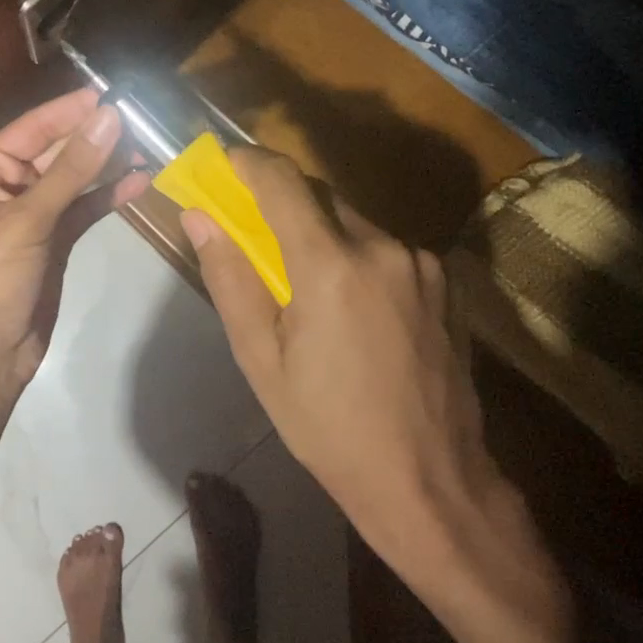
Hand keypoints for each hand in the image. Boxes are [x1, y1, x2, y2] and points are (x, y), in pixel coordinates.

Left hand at [0, 88, 150, 389]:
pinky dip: (106, 197)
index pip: (30, 130)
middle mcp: (5, 189)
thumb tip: (108, 116)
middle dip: (92, 136)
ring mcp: (31, 218)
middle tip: (140, 116)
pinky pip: (81, 211)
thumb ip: (71, 170)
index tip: (111, 92)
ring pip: (72, 181)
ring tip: (147, 144)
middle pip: (53, 152)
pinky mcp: (53, 243)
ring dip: (105, 165)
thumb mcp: (27, 219)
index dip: (68, 111)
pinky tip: (138, 182)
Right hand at [179, 146, 486, 538]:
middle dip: (279, 202)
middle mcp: (383, 248)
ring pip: (353, 222)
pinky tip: (345, 305)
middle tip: (248, 231)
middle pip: (319, 197)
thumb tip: (198, 216)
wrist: (431, 481)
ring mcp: (421, 264)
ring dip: (318, 232)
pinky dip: (353, 255)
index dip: (247, 162)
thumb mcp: (259, 358)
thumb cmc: (327, 425)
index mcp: (330, 266)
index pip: (282, 182)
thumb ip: (229, 278)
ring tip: (299, 283)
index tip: (221, 160)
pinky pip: (384, 248)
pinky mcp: (444, 284)